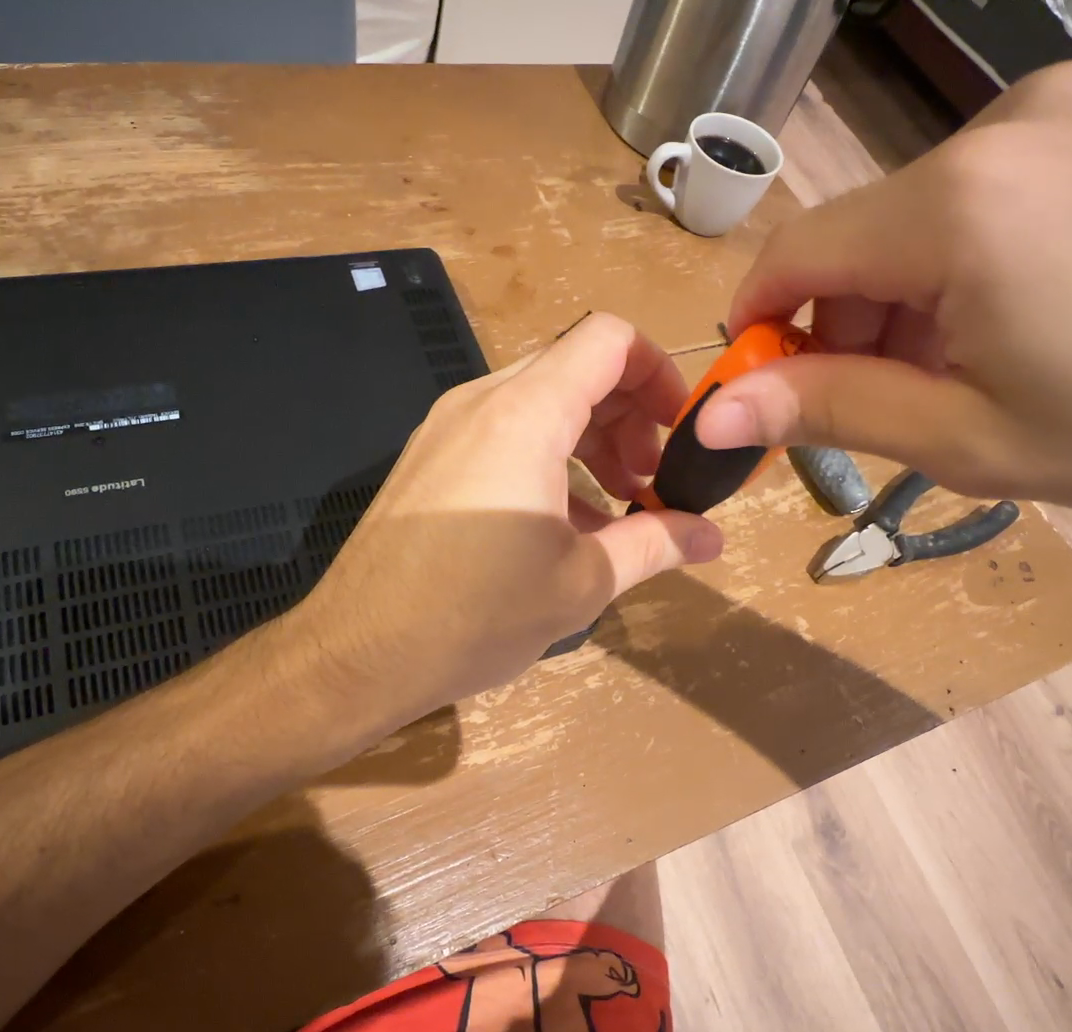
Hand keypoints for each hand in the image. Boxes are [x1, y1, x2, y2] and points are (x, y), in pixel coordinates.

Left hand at [295, 313, 723, 718]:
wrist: (357, 653)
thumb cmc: (476, 614)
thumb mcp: (581, 582)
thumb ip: (655, 544)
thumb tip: (714, 538)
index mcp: (525, 415)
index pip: (608, 339)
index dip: (658, 371)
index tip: (679, 430)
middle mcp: (480, 402)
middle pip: (574, 368)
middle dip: (628, 416)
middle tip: (650, 482)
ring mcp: (445, 429)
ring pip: (538, 401)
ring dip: (589, 441)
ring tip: (616, 507)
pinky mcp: (427, 460)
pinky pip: (501, 433)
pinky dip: (545, 458)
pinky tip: (563, 524)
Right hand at [694, 62, 1071, 535]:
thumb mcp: (976, 439)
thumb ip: (830, 410)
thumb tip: (711, 418)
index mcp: (955, 205)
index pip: (792, 250)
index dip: (759, 322)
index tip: (767, 387)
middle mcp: (1004, 124)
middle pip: (862, 231)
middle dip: (847, 320)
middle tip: (889, 403)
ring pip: (930, 209)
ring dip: (915, 292)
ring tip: (979, 369)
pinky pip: (1006, 183)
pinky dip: (982, 255)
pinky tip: (1048, 313)